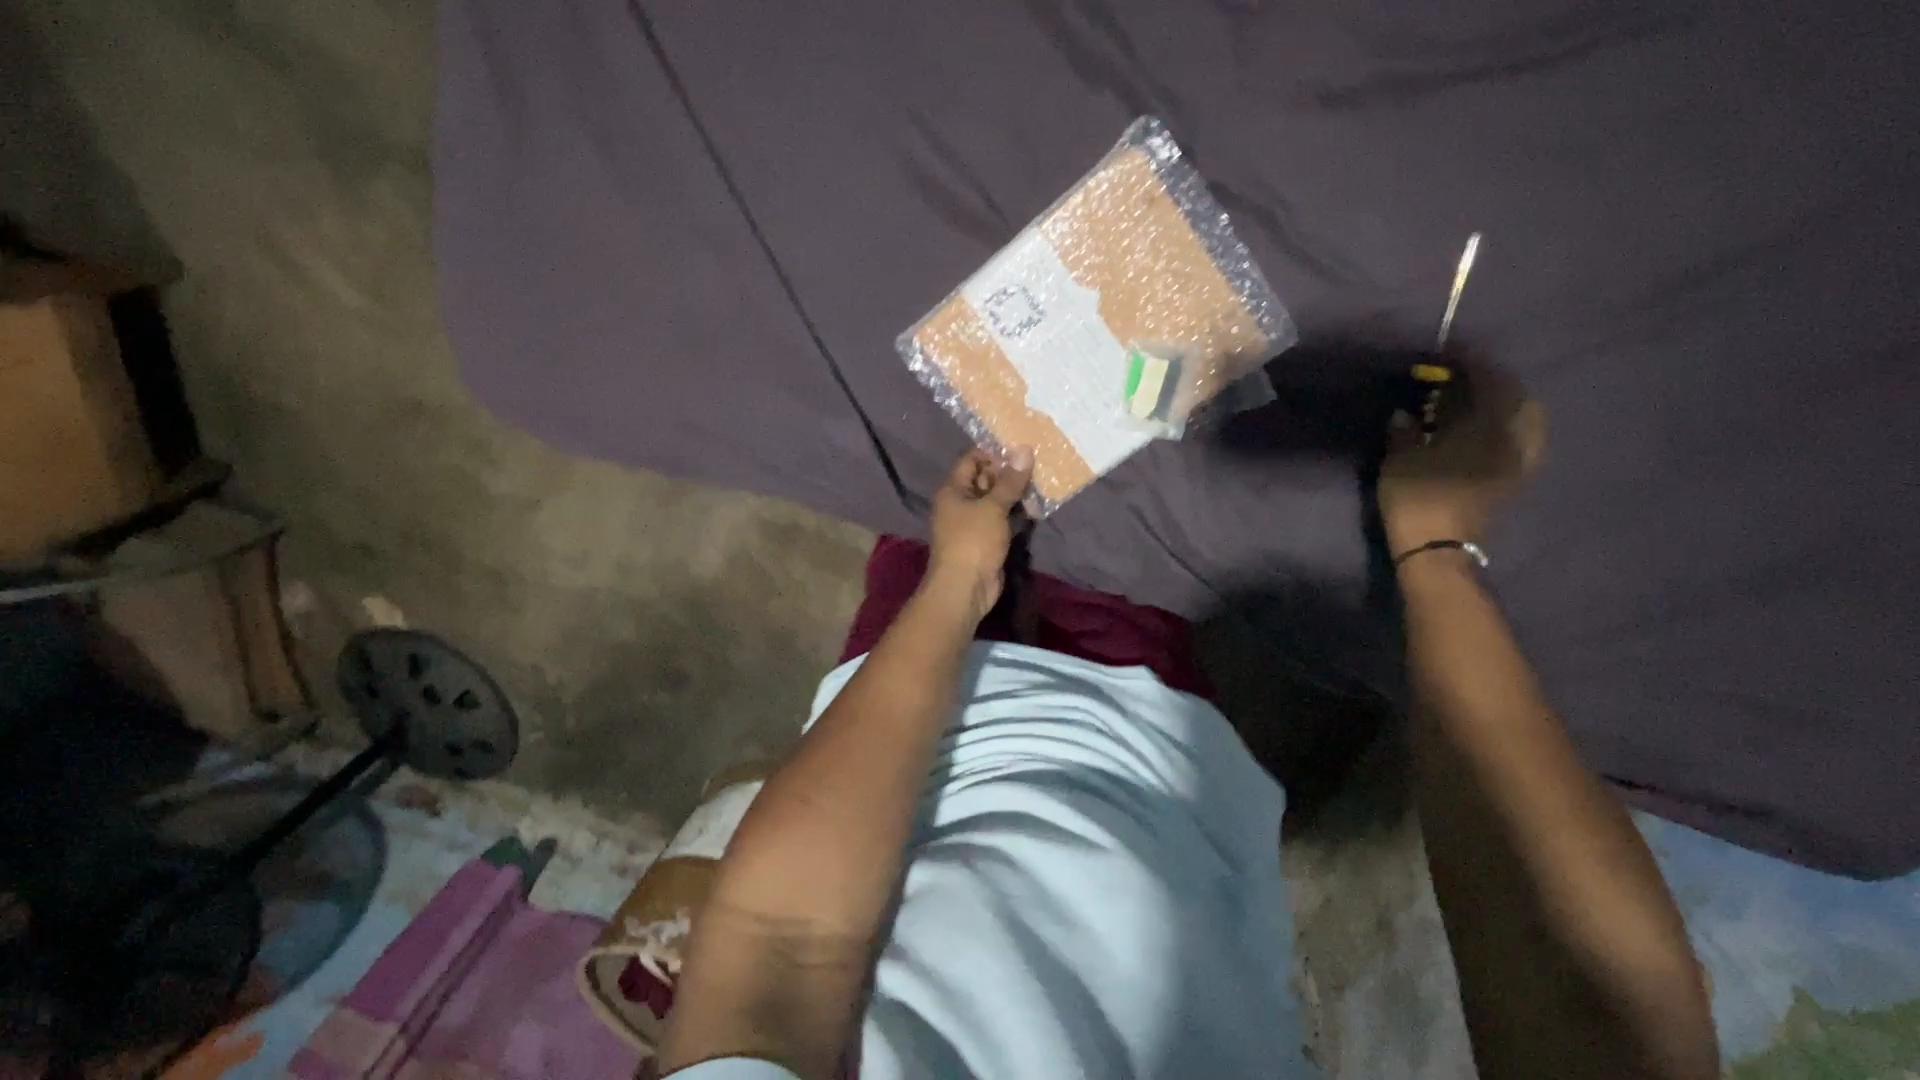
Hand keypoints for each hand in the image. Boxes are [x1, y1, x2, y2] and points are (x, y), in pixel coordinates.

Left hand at [926, 445, 1033, 621]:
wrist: (965, 588)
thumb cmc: (973, 541)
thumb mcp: (993, 507)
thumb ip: (1010, 481)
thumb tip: (1024, 450)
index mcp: (953, 490)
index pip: (972, 460)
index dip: (994, 452)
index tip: (1021, 449)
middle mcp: (961, 503)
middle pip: (986, 480)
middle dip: (1010, 474)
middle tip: (1038, 465)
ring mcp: (973, 523)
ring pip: (996, 502)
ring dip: (1016, 496)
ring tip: (1043, 483)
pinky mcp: (986, 541)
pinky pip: (1002, 521)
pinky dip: (1017, 515)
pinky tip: (1037, 509)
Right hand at [1379, 362, 1545, 556]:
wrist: (1438, 551)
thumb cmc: (1418, 498)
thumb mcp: (1401, 459)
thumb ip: (1404, 430)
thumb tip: (1404, 413)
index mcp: (1488, 425)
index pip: (1488, 381)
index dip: (1470, 365)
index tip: (1450, 357)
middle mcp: (1513, 437)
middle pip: (1515, 397)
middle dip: (1494, 382)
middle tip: (1468, 378)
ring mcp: (1519, 460)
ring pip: (1524, 419)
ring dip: (1504, 405)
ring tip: (1478, 403)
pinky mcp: (1514, 478)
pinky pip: (1520, 439)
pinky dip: (1507, 427)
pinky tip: (1486, 429)